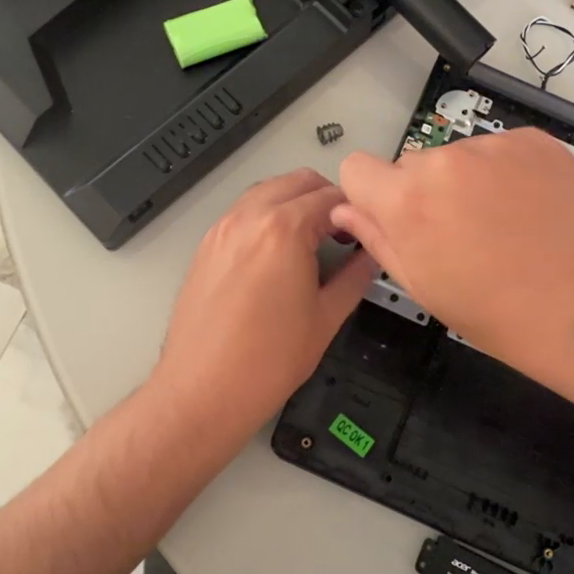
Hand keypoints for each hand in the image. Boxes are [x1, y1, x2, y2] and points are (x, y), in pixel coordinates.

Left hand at [152, 169, 377, 428]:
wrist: (203, 392)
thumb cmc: (264, 363)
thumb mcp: (326, 318)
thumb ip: (355, 277)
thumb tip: (371, 258)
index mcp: (283, 231)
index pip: (331, 197)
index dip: (356, 211)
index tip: (366, 229)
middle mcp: (248, 220)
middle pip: (297, 182)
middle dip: (326, 199)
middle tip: (343, 233)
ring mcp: (222, 231)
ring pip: (267, 193)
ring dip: (294, 204)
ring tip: (313, 242)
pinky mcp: (206, 247)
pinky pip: (243, 214)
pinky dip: (266, 218)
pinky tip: (280, 254)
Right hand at [331, 129, 573, 397]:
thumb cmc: (506, 317)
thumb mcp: (428, 289)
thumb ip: (380, 240)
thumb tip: (350, 212)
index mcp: (409, 201)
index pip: (357, 168)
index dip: (370, 196)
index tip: (392, 219)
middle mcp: (447, 161)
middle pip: (412, 165)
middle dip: (424, 194)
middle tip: (459, 237)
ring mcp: (496, 147)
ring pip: (458, 158)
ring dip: (467, 184)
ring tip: (504, 228)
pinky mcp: (537, 142)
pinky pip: (500, 151)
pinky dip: (506, 174)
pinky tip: (531, 212)